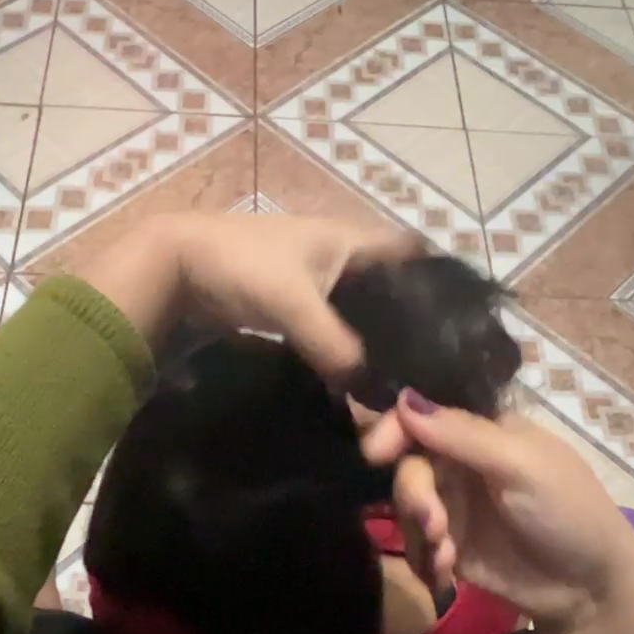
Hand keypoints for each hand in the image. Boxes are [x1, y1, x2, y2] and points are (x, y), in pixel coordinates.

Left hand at [80, 213, 420, 381]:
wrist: (172, 267)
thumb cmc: (240, 266)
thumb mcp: (294, 304)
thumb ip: (335, 345)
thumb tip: (373, 393)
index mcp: (353, 240)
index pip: (415, 257)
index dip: (441, 287)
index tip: (461, 332)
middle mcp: (342, 257)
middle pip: (392, 293)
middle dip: (411, 327)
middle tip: (433, 373)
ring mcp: (316, 283)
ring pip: (362, 315)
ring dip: (377, 344)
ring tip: (401, 384)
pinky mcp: (292, 308)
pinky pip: (333, 331)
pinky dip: (345, 353)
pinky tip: (355, 381)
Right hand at [378, 392, 633, 633]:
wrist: (587, 590)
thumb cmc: (567, 512)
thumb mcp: (520, 465)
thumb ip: (460, 433)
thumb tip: (402, 398)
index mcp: (480, 432)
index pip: (421, 417)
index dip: (393, 430)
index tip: (375, 454)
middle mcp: (459, 464)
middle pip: (407, 466)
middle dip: (414, 496)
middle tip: (435, 525)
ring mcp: (452, 506)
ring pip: (405, 509)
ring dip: (420, 534)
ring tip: (448, 557)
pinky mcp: (447, 546)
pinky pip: (413, 545)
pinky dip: (423, 559)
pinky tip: (445, 574)